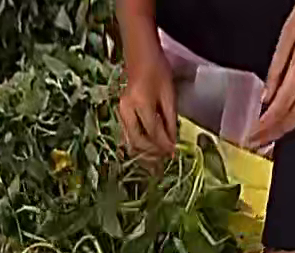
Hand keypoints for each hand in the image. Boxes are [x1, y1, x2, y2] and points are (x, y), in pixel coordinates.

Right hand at [117, 41, 177, 161]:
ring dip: (145, 152)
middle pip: (139, 141)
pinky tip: (149, 148)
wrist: (140, 53)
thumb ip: (170, 120)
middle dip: (153, 152)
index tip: (173, 153)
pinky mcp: (121, 115)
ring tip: (158, 157)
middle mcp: (127, 109)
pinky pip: (129, 136)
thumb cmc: (157, 69)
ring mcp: (121, 112)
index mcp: (140, 102)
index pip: (153, 131)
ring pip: (132, 141)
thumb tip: (172, 143)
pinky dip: (140, 145)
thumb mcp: (169, 94)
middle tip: (165, 157)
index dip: (164, 145)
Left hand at [249, 0, 294, 148]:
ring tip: (265, 140)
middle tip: (254, 144)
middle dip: (271, 136)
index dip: (264, 127)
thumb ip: (277, 67)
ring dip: (281, 132)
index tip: (251, 136)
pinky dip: (292, 120)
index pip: (280, 108)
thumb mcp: (289, 30)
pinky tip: (282, 123)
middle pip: (291, 119)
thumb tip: (265, 97)